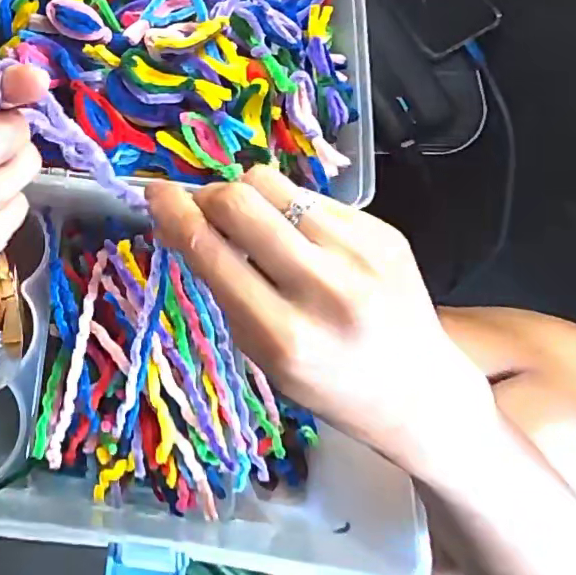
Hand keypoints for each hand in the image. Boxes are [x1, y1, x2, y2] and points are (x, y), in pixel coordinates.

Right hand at [146, 167, 496, 470]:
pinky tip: (303, 238)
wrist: (421, 392)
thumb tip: (181, 219)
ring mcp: (361, 253)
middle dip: (208, 195)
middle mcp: (325, 289)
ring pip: (272, 182)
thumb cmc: (328, 382)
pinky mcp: (384, 230)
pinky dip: (289, 209)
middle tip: (205, 208)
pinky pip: (310, 195)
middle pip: (240, 200)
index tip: (154, 193)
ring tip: (255, 222)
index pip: (210, 251)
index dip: (174, 213)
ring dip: (246, 194)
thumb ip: (222, 285)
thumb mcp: (262, 352)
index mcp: (283, 335)